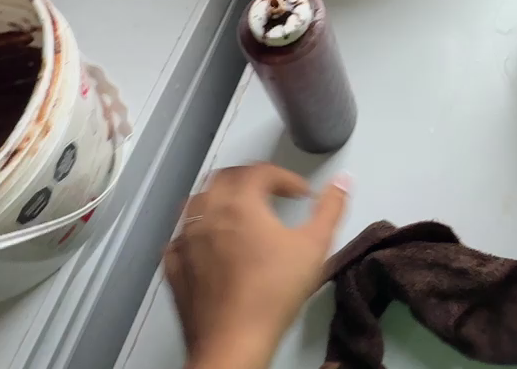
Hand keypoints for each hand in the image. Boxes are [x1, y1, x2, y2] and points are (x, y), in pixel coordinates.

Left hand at [163, 164, 350, 368]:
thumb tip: (342, 180)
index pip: (261, 171)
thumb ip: (331, 208)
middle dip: (251, 177)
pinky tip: (210, 242)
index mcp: (241, 203)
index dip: (285, 177)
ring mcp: (186, 241)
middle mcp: (209, 214)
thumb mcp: (315, 245)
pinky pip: (181, 236)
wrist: (233, 346)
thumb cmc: (275, 293)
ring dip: (220, 197)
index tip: (302, 194)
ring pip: (198, 201)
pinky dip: (197, 229)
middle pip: (224, 177)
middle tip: (272, 192)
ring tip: (241, 211)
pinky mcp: (174, 268)